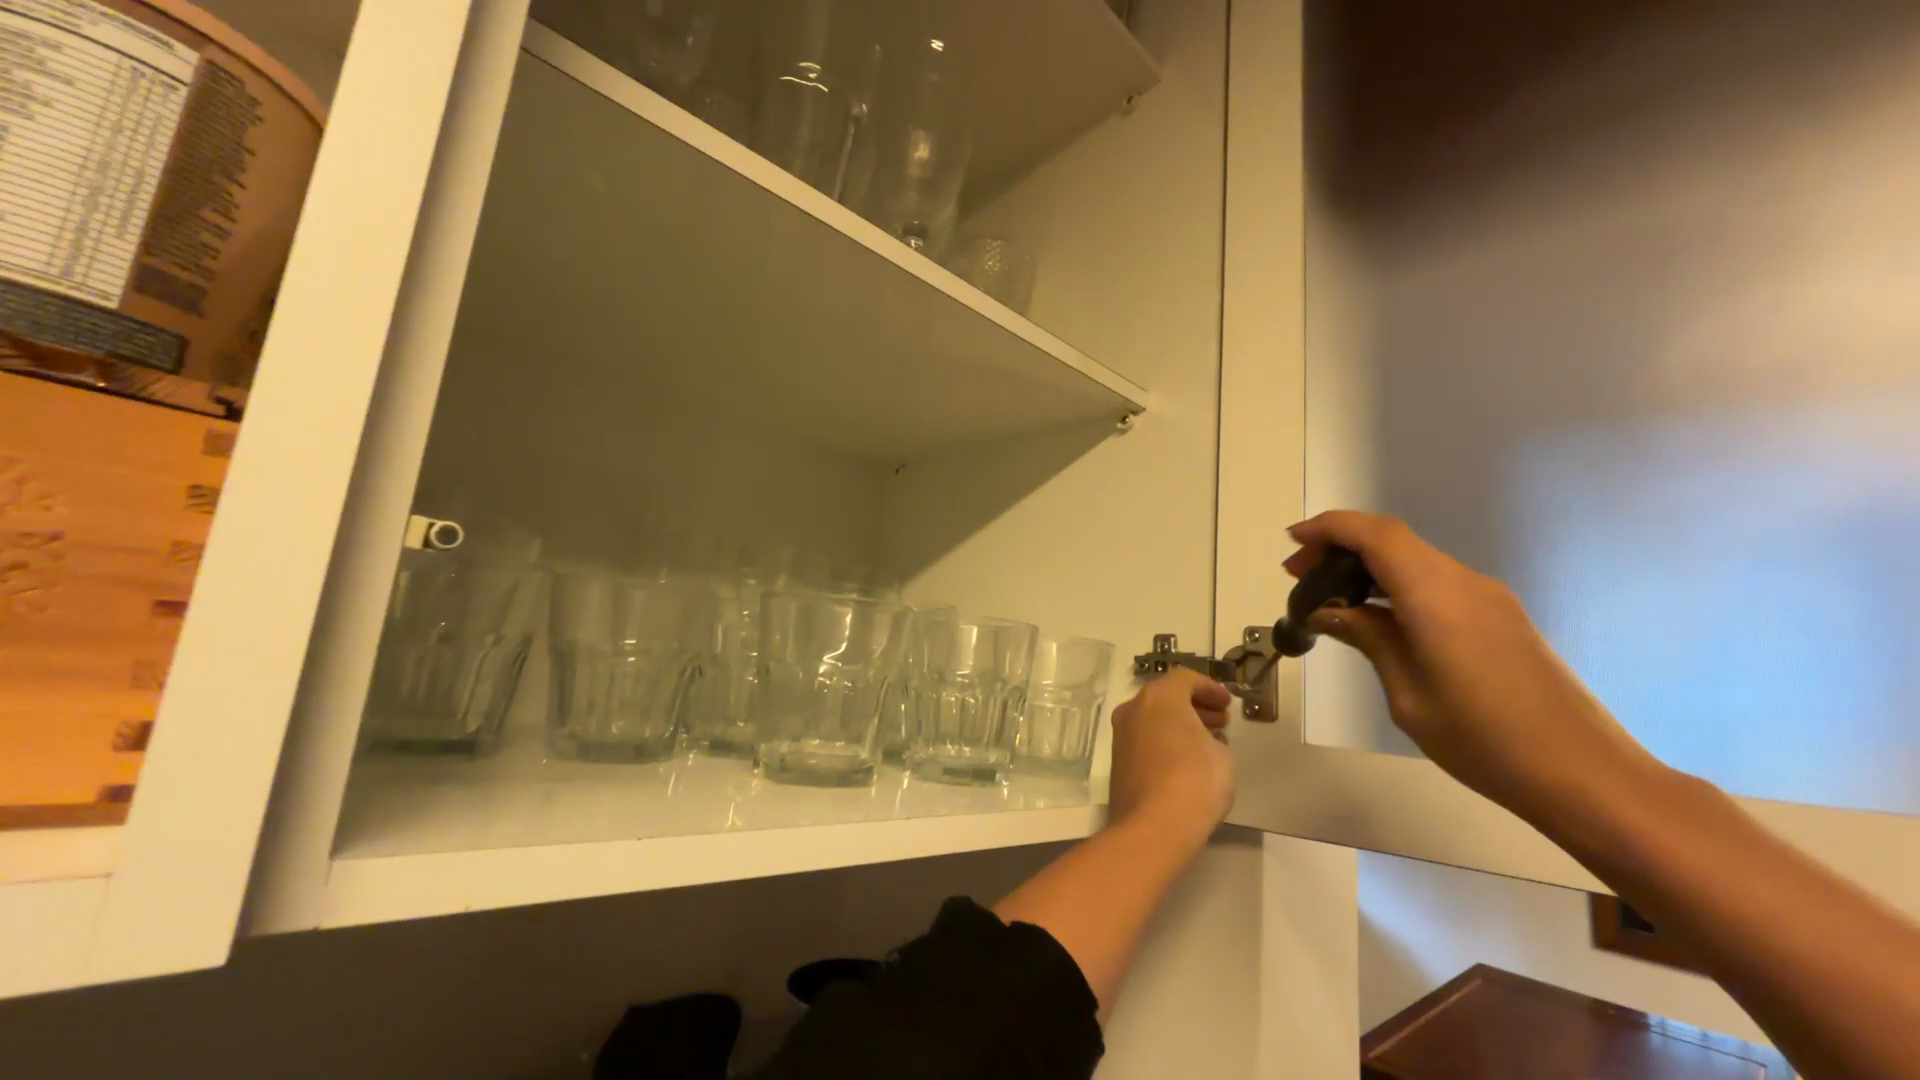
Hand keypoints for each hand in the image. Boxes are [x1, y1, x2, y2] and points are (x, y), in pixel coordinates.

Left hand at [1107, 668, 1233, 840]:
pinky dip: (1165, 742)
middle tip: (1220, 723)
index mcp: (1159, 698)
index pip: (1186, 679)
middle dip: (1195, 707)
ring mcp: (1120, 736)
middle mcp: (1133, 710)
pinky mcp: (1117, 762)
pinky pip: (1145, 741)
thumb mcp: (1221, 754)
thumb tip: (1205, 739)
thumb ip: (1214, 737)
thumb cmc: (1194, 781)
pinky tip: (1186, 762)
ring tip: (1207, 743)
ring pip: (1153, 720)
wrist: (1153, 827)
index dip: (1210, 689)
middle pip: (1166, 697)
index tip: (1228, 705)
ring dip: (1179, 725)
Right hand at [1285, 511, 1661, 818]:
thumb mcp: (1408, 696)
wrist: (1584, 774)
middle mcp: (1464, 583)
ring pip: (1415, 561)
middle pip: (1394, 541)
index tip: (1292, 544)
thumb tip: (1328, 612)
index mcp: (1437, 597)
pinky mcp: (1500, 617)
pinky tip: (1376, 619)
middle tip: (1299, 579)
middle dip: (1340, 549)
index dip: (1330, 529)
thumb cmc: (1484, 741)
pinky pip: (1436, 584)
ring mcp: (1488, 598)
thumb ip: (1369, 641)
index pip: (1377, 536)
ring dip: (1367, 569)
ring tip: (1329, 602)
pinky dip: (1395, 587)